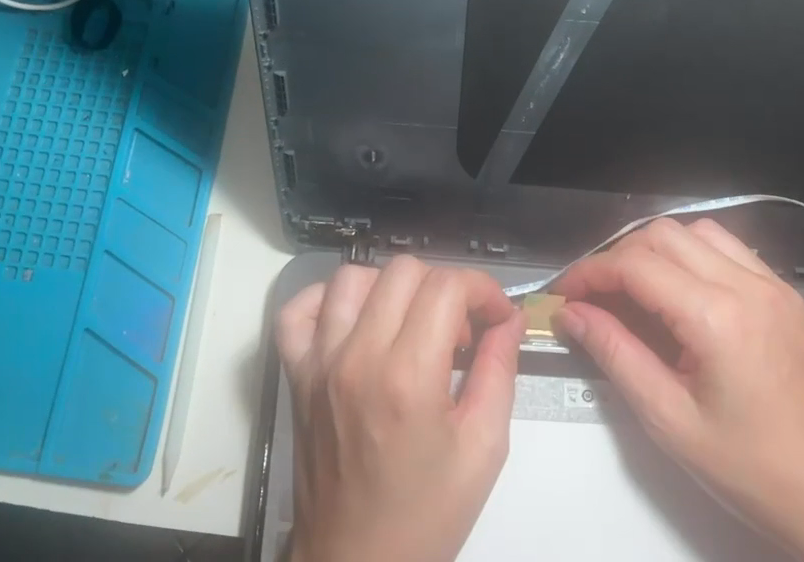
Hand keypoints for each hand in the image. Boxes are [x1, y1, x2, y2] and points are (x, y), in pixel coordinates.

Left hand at [276, 257, 524, 561]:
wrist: (356, 560)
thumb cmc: (425, 513)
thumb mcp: (483, 448)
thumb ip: (500, 372)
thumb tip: (507, 320)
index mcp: (408, 377)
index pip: (446, 286)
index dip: (481, 289)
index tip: (495, 316)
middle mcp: (357, 357)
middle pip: (403, 271)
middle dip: (444, 288)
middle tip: (458, 332)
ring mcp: (319, 362)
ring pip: (353, 277)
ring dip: (392, 289)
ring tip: (411, 327)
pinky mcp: (296, 374)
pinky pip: (298, 310)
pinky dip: (328, 302)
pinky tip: (356, 323)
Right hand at [551, 218, 803, 561]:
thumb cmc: (753, 470)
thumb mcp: (670, 420)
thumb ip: (616, 355)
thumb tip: (572, 314)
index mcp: (718, 317)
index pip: (636, 264)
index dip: (589, 272)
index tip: (563, 296)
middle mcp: (749, 286)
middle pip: (664, 234)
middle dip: (618, 256)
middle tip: (594, 297)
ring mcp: (776, 287)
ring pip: (699, 232)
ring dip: (657, 250)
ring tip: (634, 292)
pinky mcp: (790, 298)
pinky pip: (732, 251)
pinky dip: (694, 257)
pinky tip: (682, 296)